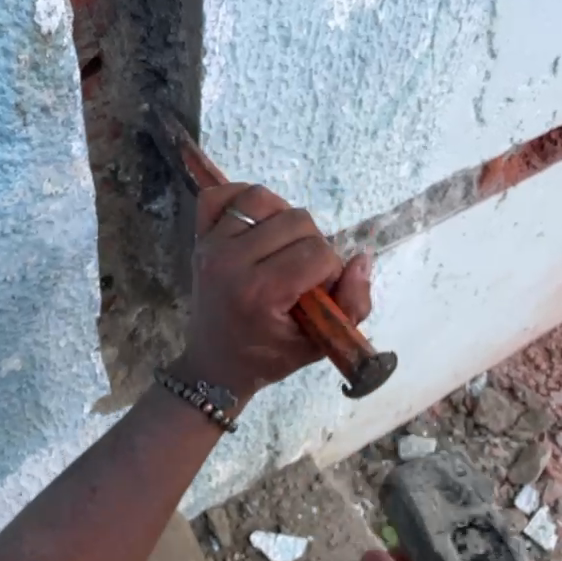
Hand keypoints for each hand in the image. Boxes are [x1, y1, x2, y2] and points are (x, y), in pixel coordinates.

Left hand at [174, 183, 372, 402]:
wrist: (215, 365)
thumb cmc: (268, 357)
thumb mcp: (318, 345)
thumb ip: (351, 306)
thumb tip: (362, 259)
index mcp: (260, 293)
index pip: (317, 253)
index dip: (331, 270)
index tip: (321, 291)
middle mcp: (232, 262)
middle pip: (296, 221)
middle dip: (313, 245)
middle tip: (304, 272)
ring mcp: (211, 247)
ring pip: (262, 199)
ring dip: (283, 218)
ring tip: (284, 246)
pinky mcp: (199, 238)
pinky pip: (220, 195)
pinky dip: (242, 202)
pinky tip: (257, 225)